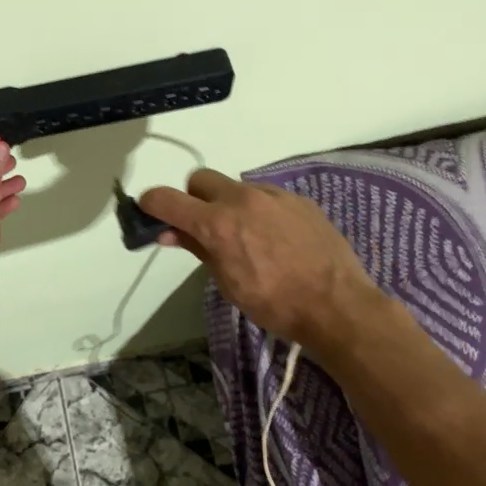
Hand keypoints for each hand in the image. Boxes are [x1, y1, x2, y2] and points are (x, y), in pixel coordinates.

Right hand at [140, 168, 385, 345]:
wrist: (337, 305)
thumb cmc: (274, 303)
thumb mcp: (227, 282)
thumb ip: (197, 249)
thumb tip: (170, 232)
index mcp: (217, 224)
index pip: (168, 199)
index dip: (151, 204)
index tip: (148, 212)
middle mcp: (242, 199)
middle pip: (200, 180)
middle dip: (193, 198)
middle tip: (203, 227)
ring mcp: (273, 196)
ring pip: (236, 188)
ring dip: (230, 205)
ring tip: (247, 237)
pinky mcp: (299, 200)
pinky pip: (267, 196)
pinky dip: (260, 211)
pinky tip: (275, 238)